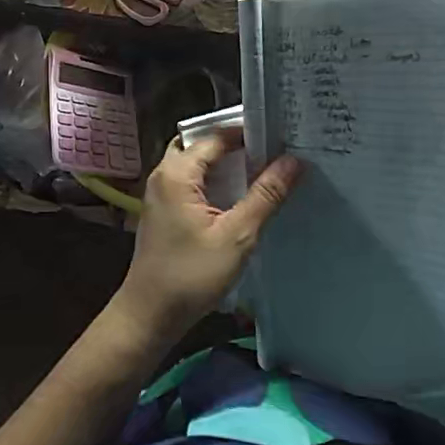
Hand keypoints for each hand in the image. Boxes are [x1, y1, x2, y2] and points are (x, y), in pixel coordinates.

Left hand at [116, 133, 300, 335]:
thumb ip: (265, 196)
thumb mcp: (236, 235)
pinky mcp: (163, 211)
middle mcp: (162, 176)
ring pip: (194, 165)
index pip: (215, 136)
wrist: (151, 311)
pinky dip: (213, 181)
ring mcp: (159, 194)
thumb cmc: (191, 274)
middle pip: (201, 145)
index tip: (280, 137)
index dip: (247, 133)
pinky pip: (190, 183)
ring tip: (262, 169)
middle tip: (272, 150)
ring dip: (224, 164)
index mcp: (175, 173)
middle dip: (234, 144)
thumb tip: (293, 162)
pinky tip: (239, 196)